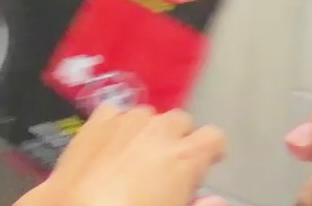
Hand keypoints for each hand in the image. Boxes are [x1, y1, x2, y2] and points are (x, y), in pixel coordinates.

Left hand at [20, 104, 228, 205]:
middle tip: (171, 168)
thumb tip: (216, 200)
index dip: (213, 150)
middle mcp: (157, 129)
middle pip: (181, 121)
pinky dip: (119, 127)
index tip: (211, 160)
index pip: (214, 137)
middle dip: (180, 140)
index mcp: (182, 157)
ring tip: (138, 160)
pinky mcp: (96, 120)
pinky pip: (116, 114)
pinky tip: (112, 149)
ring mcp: (125, 120)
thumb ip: (199, 204)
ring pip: (149, 116)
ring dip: (149, 132)